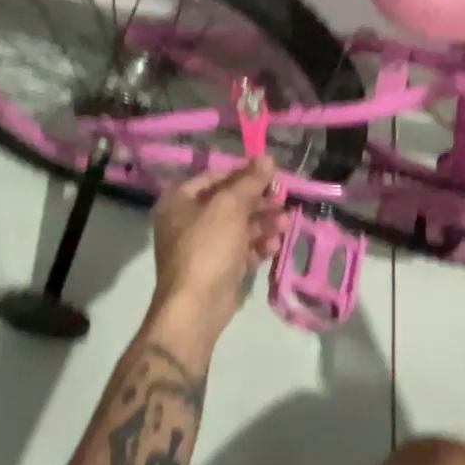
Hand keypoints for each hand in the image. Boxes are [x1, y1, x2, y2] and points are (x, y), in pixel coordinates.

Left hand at [147, 157, 288, 338]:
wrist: (196, 307)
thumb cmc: (208, 247)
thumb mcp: (230, 207)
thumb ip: (250, 181)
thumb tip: (267, 158)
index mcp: (180, 201)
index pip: (215, 177)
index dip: (244, 174)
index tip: (272, 175)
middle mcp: (188, 221)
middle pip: (230, 203)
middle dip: (259, 202)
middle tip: (284, 200)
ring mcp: (203, 247)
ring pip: (238, 227)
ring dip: (263, 224)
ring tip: (285, 224)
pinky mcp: (218, 269)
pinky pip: (241, 250)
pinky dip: (257, 246)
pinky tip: (274, 246)